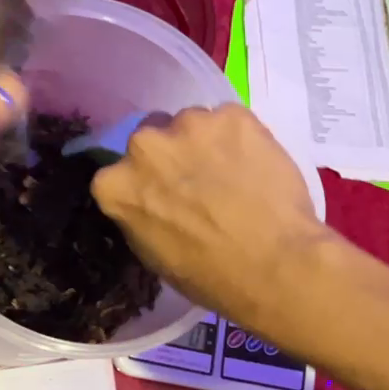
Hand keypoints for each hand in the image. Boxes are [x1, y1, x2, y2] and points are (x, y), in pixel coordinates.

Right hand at [91, 105, 332, 327]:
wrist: (274, 265)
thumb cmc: (208, 274)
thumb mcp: (151, 253)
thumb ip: (138, 212)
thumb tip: (149, 200)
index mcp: (114, 183)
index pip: (119, 172)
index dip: (144, 182)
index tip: (162, 195)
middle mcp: (143, 144)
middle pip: (151, 137)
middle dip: (170, 155)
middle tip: (198, 181)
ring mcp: (189, 124)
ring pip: (192, 124)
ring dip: (205, 143)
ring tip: (233, 174)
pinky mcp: (232, 115)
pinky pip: (230, 120)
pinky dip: (240, 137)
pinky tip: (256, 165)